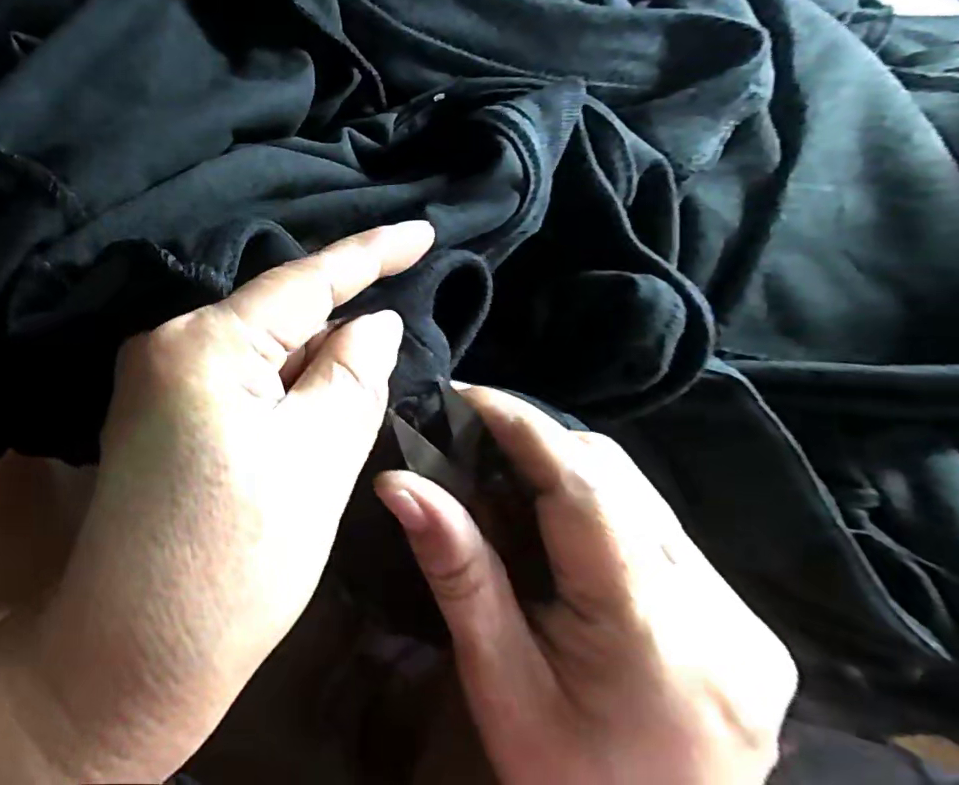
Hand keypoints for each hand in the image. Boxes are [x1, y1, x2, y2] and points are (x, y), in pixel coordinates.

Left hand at [30, 220, 434, 777]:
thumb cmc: (238, 557)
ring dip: (299, 355)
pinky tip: (298, 398)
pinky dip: (265, 382)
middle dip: (329, 318)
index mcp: (199, 340)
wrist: (137, 637)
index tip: (418, 227)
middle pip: (264, 313)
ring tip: (357, 367)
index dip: (365, 255)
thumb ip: (349, 375)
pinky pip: (218, 374)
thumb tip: (370, 321)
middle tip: (396, 315)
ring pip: (243, 346)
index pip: (297, 282)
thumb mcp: (316, 460)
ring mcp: (143, 376)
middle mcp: (159, 341)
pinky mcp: (143, 410)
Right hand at [377, 387, 796, 784]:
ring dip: (567, 472)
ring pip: (646, 501)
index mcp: (654, 631)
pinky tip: (550, 528)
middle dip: (539, 443)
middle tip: (463, 437)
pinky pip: (660, 533)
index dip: (524, 428)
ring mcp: (743, 620)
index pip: (589, 492)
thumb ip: (456, 571)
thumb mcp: (495, 674)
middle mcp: (720, 614)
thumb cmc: (560, 769)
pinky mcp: (744, 627)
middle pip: (623, 483)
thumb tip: (395, 481)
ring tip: (496, 474)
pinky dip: (597, 506)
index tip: (461, 392)